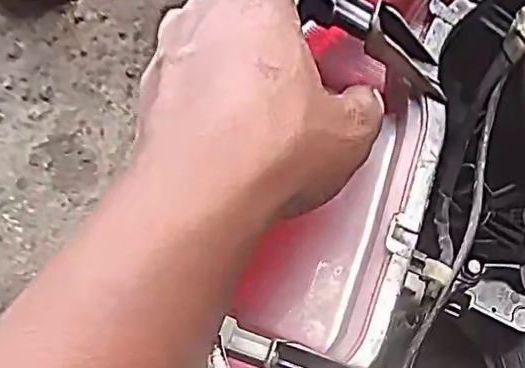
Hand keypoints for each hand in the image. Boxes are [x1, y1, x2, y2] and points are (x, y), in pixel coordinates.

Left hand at [135, 0, 383, 218]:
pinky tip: (246, 153)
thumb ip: (365, 105)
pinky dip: (222, 120)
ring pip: (226, 61)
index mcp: (260, 2)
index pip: (301, 6)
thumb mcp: (351, 133)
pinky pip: (200, 96)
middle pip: (259, 28)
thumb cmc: (262, 151)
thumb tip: (366, 105)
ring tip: (276, 138)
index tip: (335, 61)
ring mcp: (177, 49)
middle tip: (309, 104)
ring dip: (251, 92)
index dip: (323, 34)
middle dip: (284, 65)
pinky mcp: (159, 92)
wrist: (207, 192)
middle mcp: (208, 11)